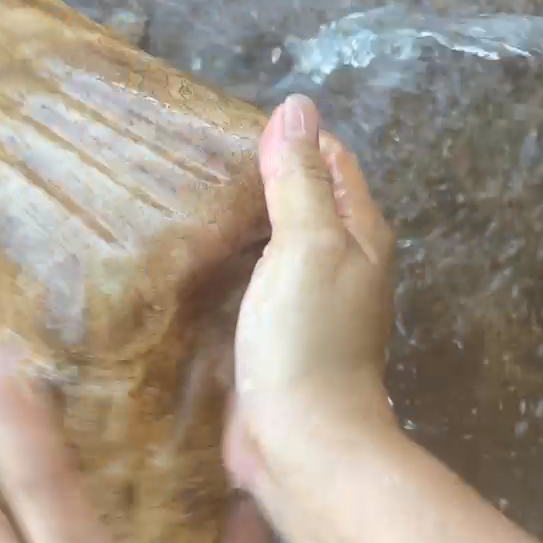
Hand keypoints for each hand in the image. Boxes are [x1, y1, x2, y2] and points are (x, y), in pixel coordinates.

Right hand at [225, 95, 397, 500]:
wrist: (305, 434)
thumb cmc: (310, 336)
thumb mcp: (309, 245)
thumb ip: (304, 180)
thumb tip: (301, 109)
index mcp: (363, 237)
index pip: (336, 166)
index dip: (296, 138)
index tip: (234, 117)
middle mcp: (347, 264)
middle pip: (309, 202)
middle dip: (265, 174)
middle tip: (191, 149)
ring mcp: (314, 301)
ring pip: (280, 242)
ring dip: (244, 219)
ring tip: (179, 189)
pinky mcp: (282, 333)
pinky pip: (256, 281)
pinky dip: (232, 260)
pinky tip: (192, 254)